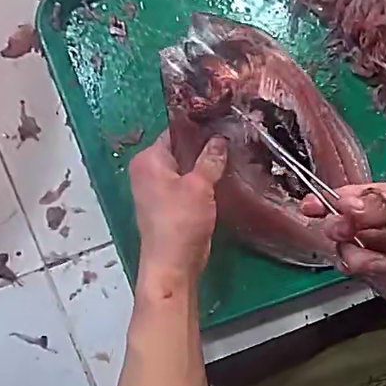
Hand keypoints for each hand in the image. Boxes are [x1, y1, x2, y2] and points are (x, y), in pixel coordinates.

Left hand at [129, 131, 227, 287]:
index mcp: (149, 160)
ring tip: (236, 156)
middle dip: (207, 146)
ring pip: (188, 168)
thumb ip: (210, 159)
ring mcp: (160, 189)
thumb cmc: (180, 222)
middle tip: (236, 138)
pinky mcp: (173, 205)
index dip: (200, 126)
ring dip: (208, 166)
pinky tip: (227, 178)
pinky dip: (206, 182)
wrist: (173, 264)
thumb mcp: (199, 186)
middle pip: (182, 149)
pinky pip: (191, 185)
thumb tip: (220, 138)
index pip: (176, 132)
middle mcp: (150, 171)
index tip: (225, 121)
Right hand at [299, 178, 385, 316]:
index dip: (336, 199)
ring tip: (375, 259)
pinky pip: (354, 262)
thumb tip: (345, 205)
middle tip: (344, 232)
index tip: (315, 206)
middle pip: (345, 216)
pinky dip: (360, 265)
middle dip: (340, 224)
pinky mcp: (380, 268)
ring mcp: (382, 243)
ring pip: (346, 241)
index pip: (359, 193)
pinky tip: (380, 267)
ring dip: (353, 250)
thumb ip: (385, 205)